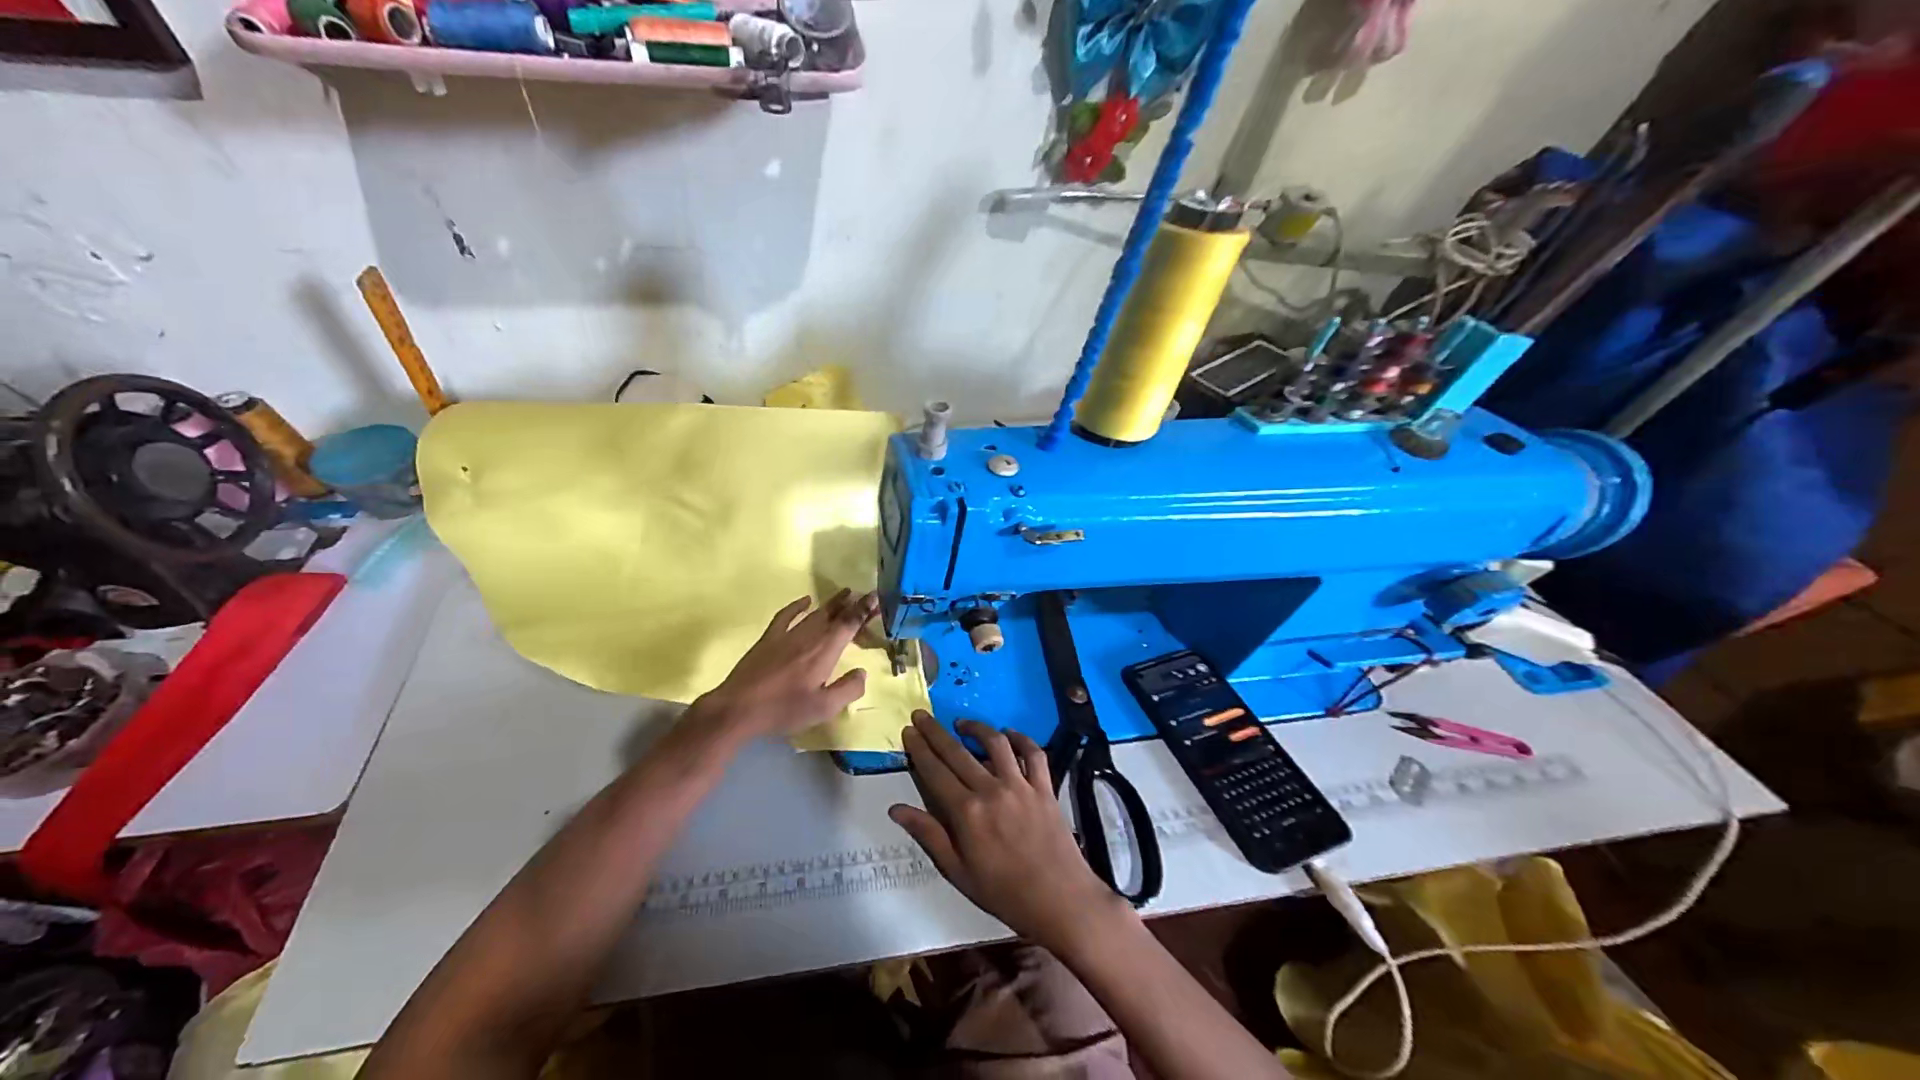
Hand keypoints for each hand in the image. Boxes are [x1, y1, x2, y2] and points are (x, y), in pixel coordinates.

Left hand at [698, 589, 877, 738]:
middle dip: (853, 604)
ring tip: (846, 593)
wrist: (738, 708)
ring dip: (832, 602)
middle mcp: (809, 637)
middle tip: (867, 596)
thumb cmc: (784, 709)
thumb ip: (848, 689)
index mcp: (825, 651)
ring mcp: (787, 635)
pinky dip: (798, 606)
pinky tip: (805, 601)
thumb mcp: (824, 708)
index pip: (849, 624)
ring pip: (815, 613)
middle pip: (834, 615)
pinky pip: (786, 616)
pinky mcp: (769, 639)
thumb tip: (862, 672)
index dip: (864, 610)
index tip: (876, 597)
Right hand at [889, 712, 1125, 950]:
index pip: (935, 771)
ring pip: (995, 743)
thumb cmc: (1003, 893)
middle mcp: (991, 790)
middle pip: (958, 752)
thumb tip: (896, 809)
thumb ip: (929, 835)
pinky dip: (1021, 739)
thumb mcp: (958, 871)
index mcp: (966, 812)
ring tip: (961, 723)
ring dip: (976, 728)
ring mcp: (1021, 785)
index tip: (908, 731)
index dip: (919, 749)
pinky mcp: (1044, 787)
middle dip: (936, 732)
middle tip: (922, 715)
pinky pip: (1033, 753)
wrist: (1059, 900)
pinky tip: (1009, 734)